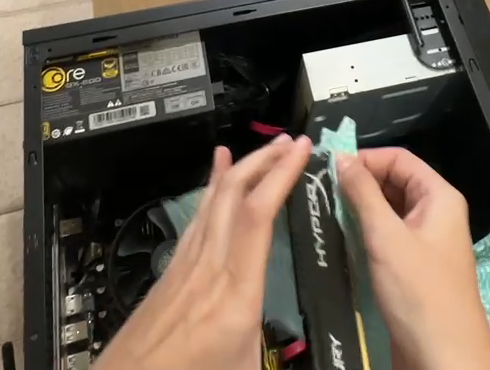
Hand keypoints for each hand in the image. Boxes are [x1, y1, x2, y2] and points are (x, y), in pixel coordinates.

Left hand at [95, 134, 311, 369]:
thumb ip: (278, 350)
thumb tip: (316, 363)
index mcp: (235, 294)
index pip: (258, 215)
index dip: (281, 174)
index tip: (303, 149)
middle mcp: (209, 267)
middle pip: (233, 193)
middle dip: (265, 158)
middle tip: (292, 141)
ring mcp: (186, 262)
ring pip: (214, 198)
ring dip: (243, 166)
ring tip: (269, 148)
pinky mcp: (173, 266)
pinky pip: (198, 213)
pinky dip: (213, 184)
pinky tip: (217, 168)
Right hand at [336, 148, 489, 369]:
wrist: (445, 362)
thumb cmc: (419, 292)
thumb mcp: (386, 237)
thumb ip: (363, 193)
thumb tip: (342, 157)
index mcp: (439, 197)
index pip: (399, 159)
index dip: (366, 158)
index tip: (330, 169)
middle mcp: (436, 213)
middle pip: (395, 181)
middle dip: (362, 183)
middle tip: (324, 190)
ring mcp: (427, 242)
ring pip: (390, 210)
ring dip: (362, 209)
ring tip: (328, 211)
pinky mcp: (415, 268)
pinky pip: (390, 236)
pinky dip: (368, 233)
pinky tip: (344, 238)